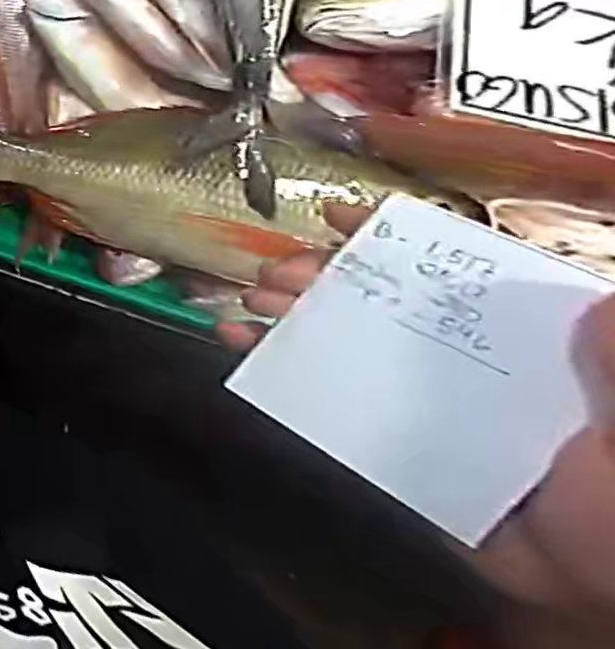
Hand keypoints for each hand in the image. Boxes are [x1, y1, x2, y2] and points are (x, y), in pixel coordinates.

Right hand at [216, 201, 614, 636]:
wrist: (588, 597)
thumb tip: (601, 301)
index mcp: (524, 345)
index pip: (456, 273)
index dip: (397, 238)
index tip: (336, 216)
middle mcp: (460, 354)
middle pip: (378, 295)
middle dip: (319, 273)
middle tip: (276, 273)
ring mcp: (411, 388)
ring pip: (337, 331)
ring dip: (286, 308)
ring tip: (251, 301)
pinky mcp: (375, 423)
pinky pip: (313, 382)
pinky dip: (267, 358)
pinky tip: (234, 340)